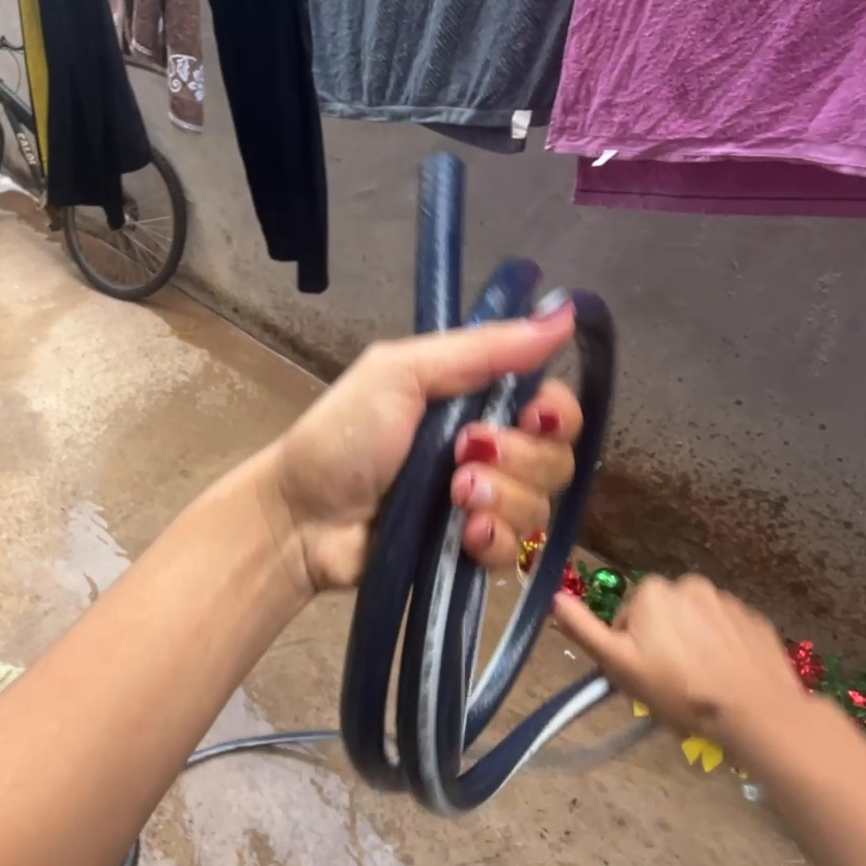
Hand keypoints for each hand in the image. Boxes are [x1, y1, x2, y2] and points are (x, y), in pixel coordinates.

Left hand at [269, 303, 582, 589]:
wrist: (301, 516)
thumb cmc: (341, 436)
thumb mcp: (399, 374)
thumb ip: (480, 348)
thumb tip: (564, 312)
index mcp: (472, 403)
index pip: (552, 407)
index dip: (556, 414)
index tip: (532, 416)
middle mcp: (484, 453)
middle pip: (555, 458)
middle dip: (519, 459)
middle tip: (463, 457)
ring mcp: (476, 506)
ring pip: (538, 507)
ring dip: (501, 499)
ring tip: (453, 498)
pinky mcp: (466, 553)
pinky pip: (515, 553)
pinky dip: (495, 542)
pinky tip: (465, 534)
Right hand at [551, 576, 808, 745]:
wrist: (759, 715)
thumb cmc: (678, 689)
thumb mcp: (617, 663)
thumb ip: (582, 627)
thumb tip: (554, 597)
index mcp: (652, 591)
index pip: (626, 615)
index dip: (628, 645)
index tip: (640, 672)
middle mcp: (690, 585)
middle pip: (661, 616)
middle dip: (660, 642)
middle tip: (667, 680)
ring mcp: (729, 603)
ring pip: (694, 623)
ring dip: (692, 644)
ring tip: (700, 682)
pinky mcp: (758, 623)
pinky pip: (727, 632)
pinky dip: (722, 649)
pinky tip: (726, 677)